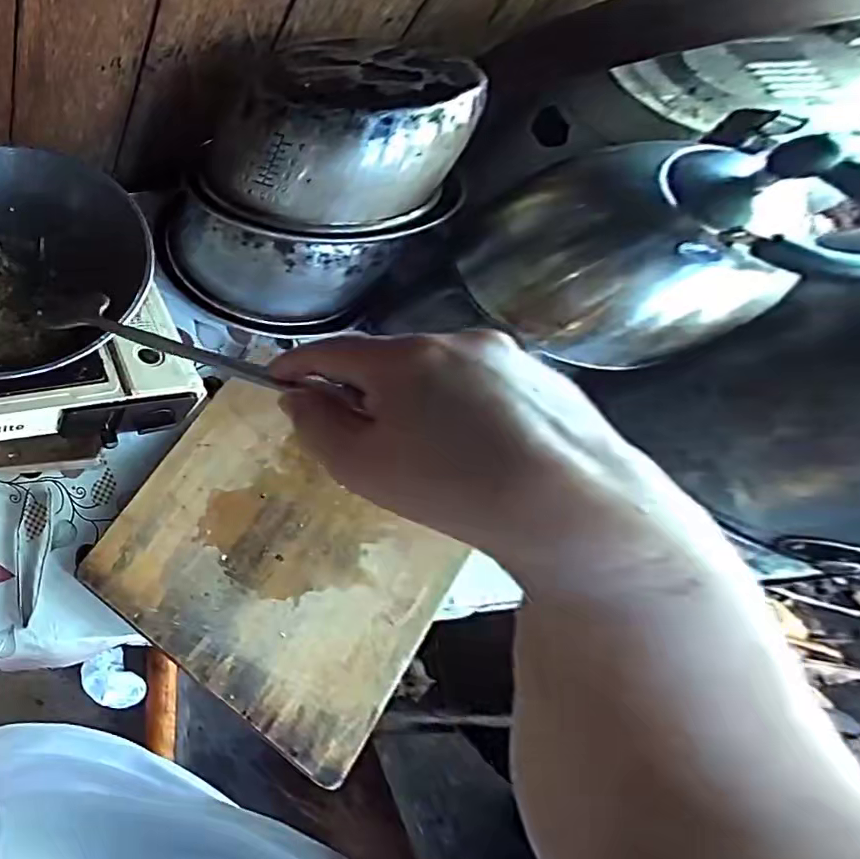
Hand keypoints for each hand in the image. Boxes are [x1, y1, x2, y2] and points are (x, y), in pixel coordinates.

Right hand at [267, 332, 726, 574]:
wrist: (585, 518)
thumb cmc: (450, 488)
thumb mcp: (357, 465)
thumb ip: (313, 423)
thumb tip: (298, 395)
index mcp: (401, 357)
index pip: (327, 350)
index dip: (293, 364)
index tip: (274, 379)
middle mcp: (452, 341)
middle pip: (380, 359)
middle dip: (356, 387)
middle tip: (352, 431)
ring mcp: (505, 356)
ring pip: (429, 369)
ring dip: (407, 395)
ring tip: (418, 446)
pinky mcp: (545, 377)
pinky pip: (475, 381)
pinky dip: (454, 403)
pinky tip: (470, 447)